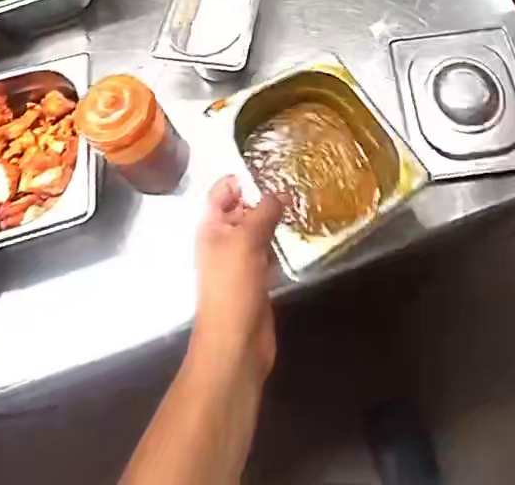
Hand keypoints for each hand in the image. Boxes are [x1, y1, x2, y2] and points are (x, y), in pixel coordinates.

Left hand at [192, 176, 281, 377]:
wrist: (235, 344)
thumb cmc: (233, 287)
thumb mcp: (246, 240)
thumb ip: (263, 211)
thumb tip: (280, 192)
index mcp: (211, 228)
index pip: (223, 190)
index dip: (244, 178)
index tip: (274, 169)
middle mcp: (224, 240)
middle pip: (243, 207)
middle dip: (266, 196)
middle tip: (297, 183)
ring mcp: (240, 259)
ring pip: (259, 228)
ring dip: (276, 218)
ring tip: (303, 203)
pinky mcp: (257, 277)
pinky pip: (269, 248)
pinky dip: (281, 241)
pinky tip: (299, 234)